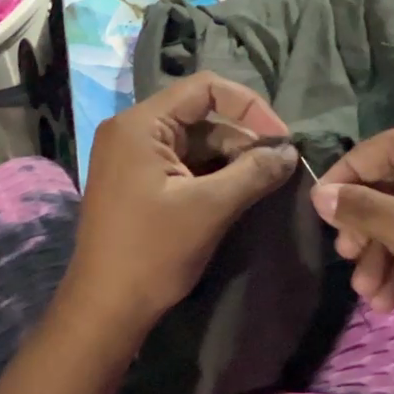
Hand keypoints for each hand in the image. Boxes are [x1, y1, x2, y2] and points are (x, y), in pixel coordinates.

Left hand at [66, 73, 299, 335]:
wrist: (105, 305)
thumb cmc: (153, 251)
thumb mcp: (209, 208)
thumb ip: (252, 173)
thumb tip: (289, 152)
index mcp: (140, 124)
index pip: (204, 88)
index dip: (249, 107)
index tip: (281, 141)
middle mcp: (131, 130)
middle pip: (198, 115)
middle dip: (241, 138)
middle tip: (278, 170)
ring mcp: (129, 155)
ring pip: (192, 141)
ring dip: (229, 158)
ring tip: (264, 183)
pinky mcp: (134, 180)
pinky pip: (179, 162)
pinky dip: (209, 173)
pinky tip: (236, 192)